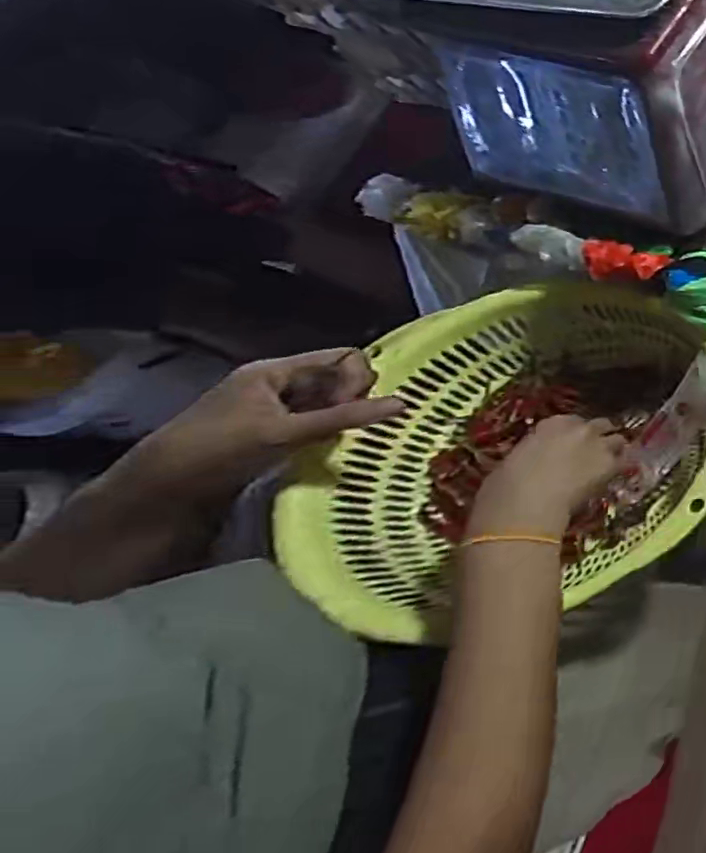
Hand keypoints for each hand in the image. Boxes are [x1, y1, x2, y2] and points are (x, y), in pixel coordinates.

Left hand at [114, 348, 405, 508]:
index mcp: (275, 370)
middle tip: (350, 423)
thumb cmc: (216, 450)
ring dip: (346, 415)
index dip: (356, 378)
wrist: (155, 495)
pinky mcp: (276, 431)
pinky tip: (335, 446)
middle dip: (356, 397)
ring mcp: (277, 408)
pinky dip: (333, 430)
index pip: (342, 357)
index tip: (348, 404)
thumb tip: (404, 403)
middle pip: (340, 378)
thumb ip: (344, 417)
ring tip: (347, 437)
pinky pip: (320, 421)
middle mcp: (278, 383)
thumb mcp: (283, 432)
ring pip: (332, 401)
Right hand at [467, 415, 626, 537]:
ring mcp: (598, 444)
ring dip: (613, 449)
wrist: (526, 507)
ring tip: (608, 463)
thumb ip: (534, 451)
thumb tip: (537, 459)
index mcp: (551, 424)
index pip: (570, 421)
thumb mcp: (514, 459)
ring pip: (617, 439)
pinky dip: (620, 466)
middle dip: (597, 436)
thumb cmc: (506, 488)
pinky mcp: (611, 464)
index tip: (569, 445)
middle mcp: (579, 428)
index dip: (572, 434)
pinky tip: (613, 477)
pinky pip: (623, 461)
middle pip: (599, 425)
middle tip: (592, 453)